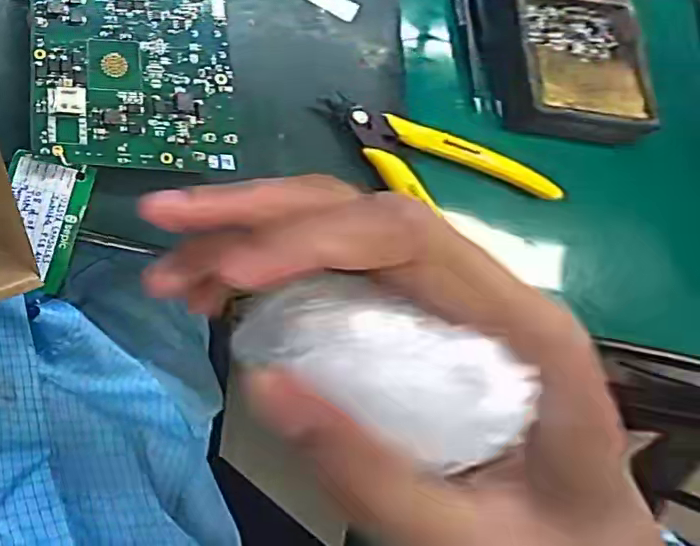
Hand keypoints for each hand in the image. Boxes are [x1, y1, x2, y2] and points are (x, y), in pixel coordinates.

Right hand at [139, 177, 657, 545]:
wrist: (560, 543)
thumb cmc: (531, 538)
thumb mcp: (470, 533)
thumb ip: (374, 470)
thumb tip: (258, 382)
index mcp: (510, 320)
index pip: (397, 235)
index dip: (304, 237)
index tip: (231, 275)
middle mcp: (456, 279)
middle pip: (334, 206)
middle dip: (237, 208)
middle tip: (156, 215)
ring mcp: (406, 280)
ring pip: (300, 217)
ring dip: (219, 232)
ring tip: (160, 272)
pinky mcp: (366, 293)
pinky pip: (288, 252)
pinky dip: (230, 261)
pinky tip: (195, 290)